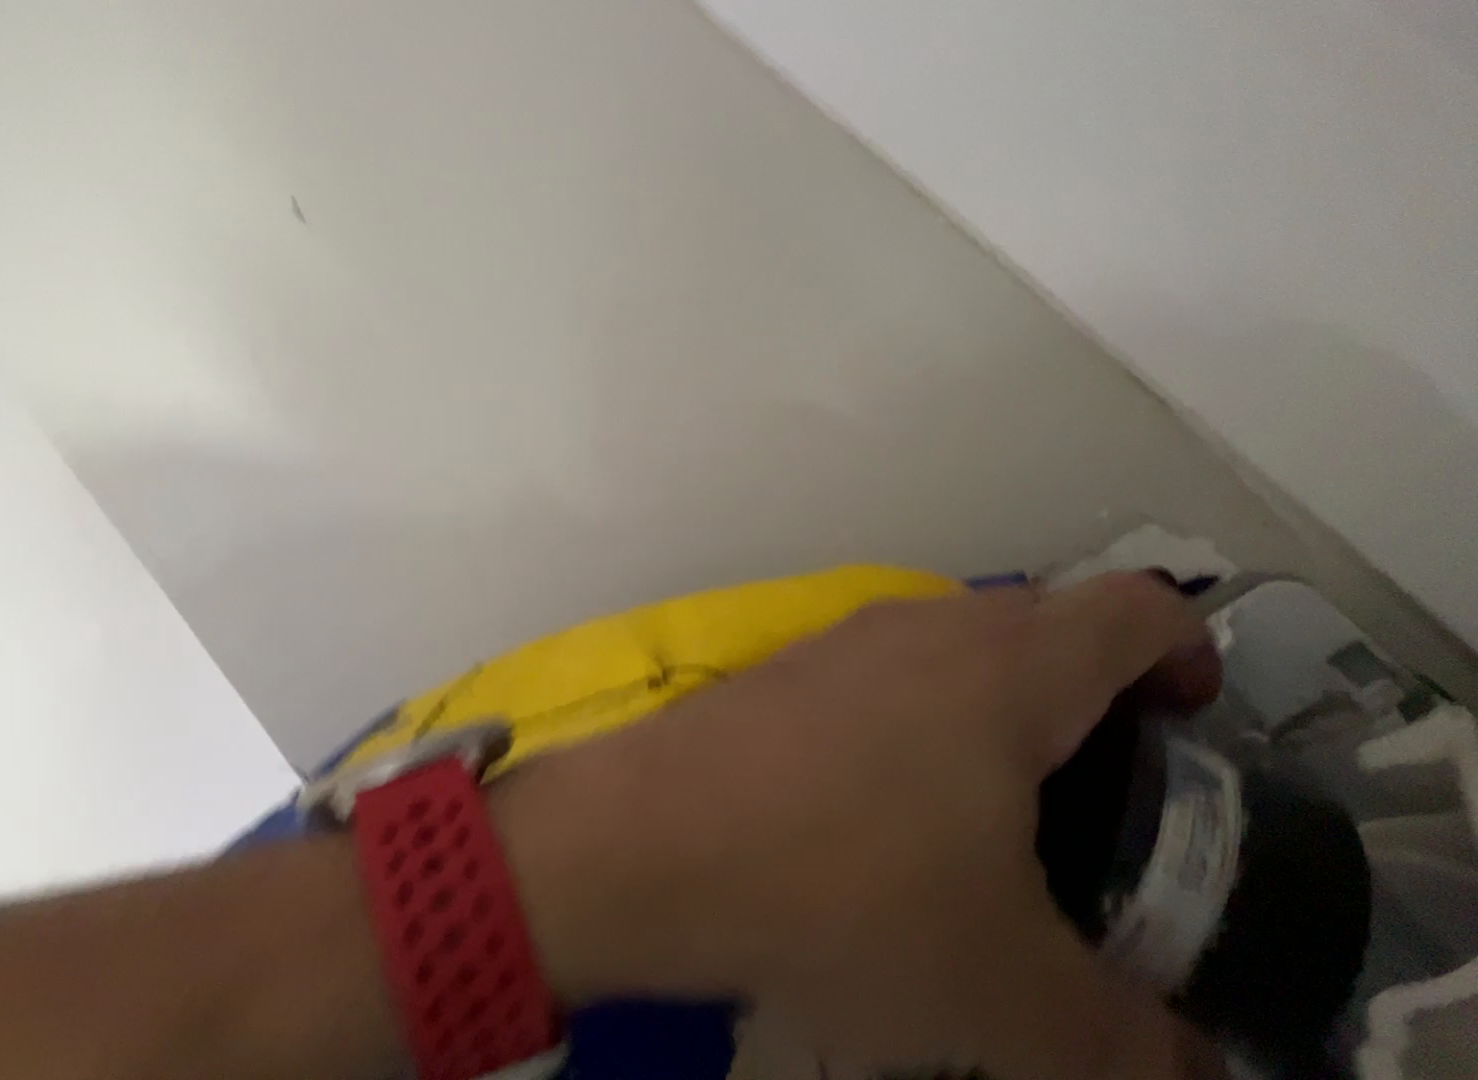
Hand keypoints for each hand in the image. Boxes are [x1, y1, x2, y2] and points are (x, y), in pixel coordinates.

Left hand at [498, 572, 1227, 1079]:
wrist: (641, 845)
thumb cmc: (841, 890)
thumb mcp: (1006, 988)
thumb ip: (1123, 1037)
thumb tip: (1186, 1072)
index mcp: (1003, 667)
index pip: (1132, 609)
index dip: (1186, 654)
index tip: (1188, 728)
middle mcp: (915, 629)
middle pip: (1037, 627)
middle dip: (1087, 700)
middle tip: (1095, 801)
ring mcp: (829, 644)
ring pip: (945, 654)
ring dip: (985, 717)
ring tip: (987, 821)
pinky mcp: (768, 676)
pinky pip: (868, 682)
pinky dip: (902, 729)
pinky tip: (875, 815)